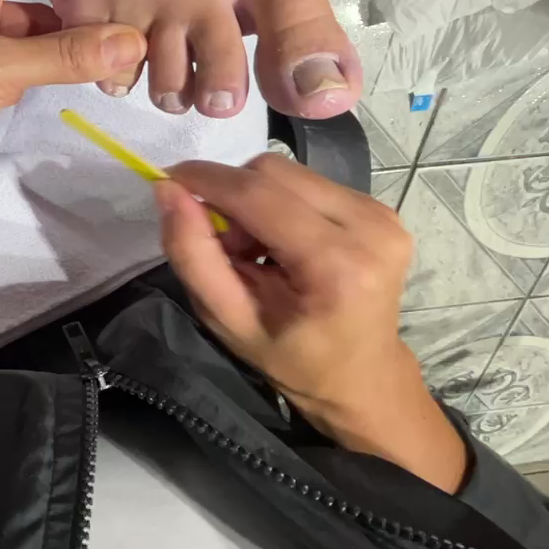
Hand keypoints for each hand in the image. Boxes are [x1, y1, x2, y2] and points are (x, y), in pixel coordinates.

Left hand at [0, 0, 145, 199]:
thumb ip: (63, 54)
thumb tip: (134, 41)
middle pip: (32, 5)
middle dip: (76, 14)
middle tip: (138, 22)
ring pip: (28, 44)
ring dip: (66, 50)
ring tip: (126, 53)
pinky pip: (19, 74)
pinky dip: (48, 75)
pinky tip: (88, 80)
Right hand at [154, 154, 465, 491]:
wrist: (360, 376)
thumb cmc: (289, 356)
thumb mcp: (224, 317)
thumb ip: (191, 252)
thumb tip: (167, 189)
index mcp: (338, 264)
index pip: (257, 193)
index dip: (205, 179)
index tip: (166, 181)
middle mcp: (370, 228)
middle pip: (271, 172)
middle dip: (230, 196)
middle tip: (223, 243)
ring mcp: (382, 215)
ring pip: (286, 172)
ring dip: (252, 198)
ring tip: (252, 246)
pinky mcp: (381, 208)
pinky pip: (305, 181)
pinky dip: (276, 202)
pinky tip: (278, 241)